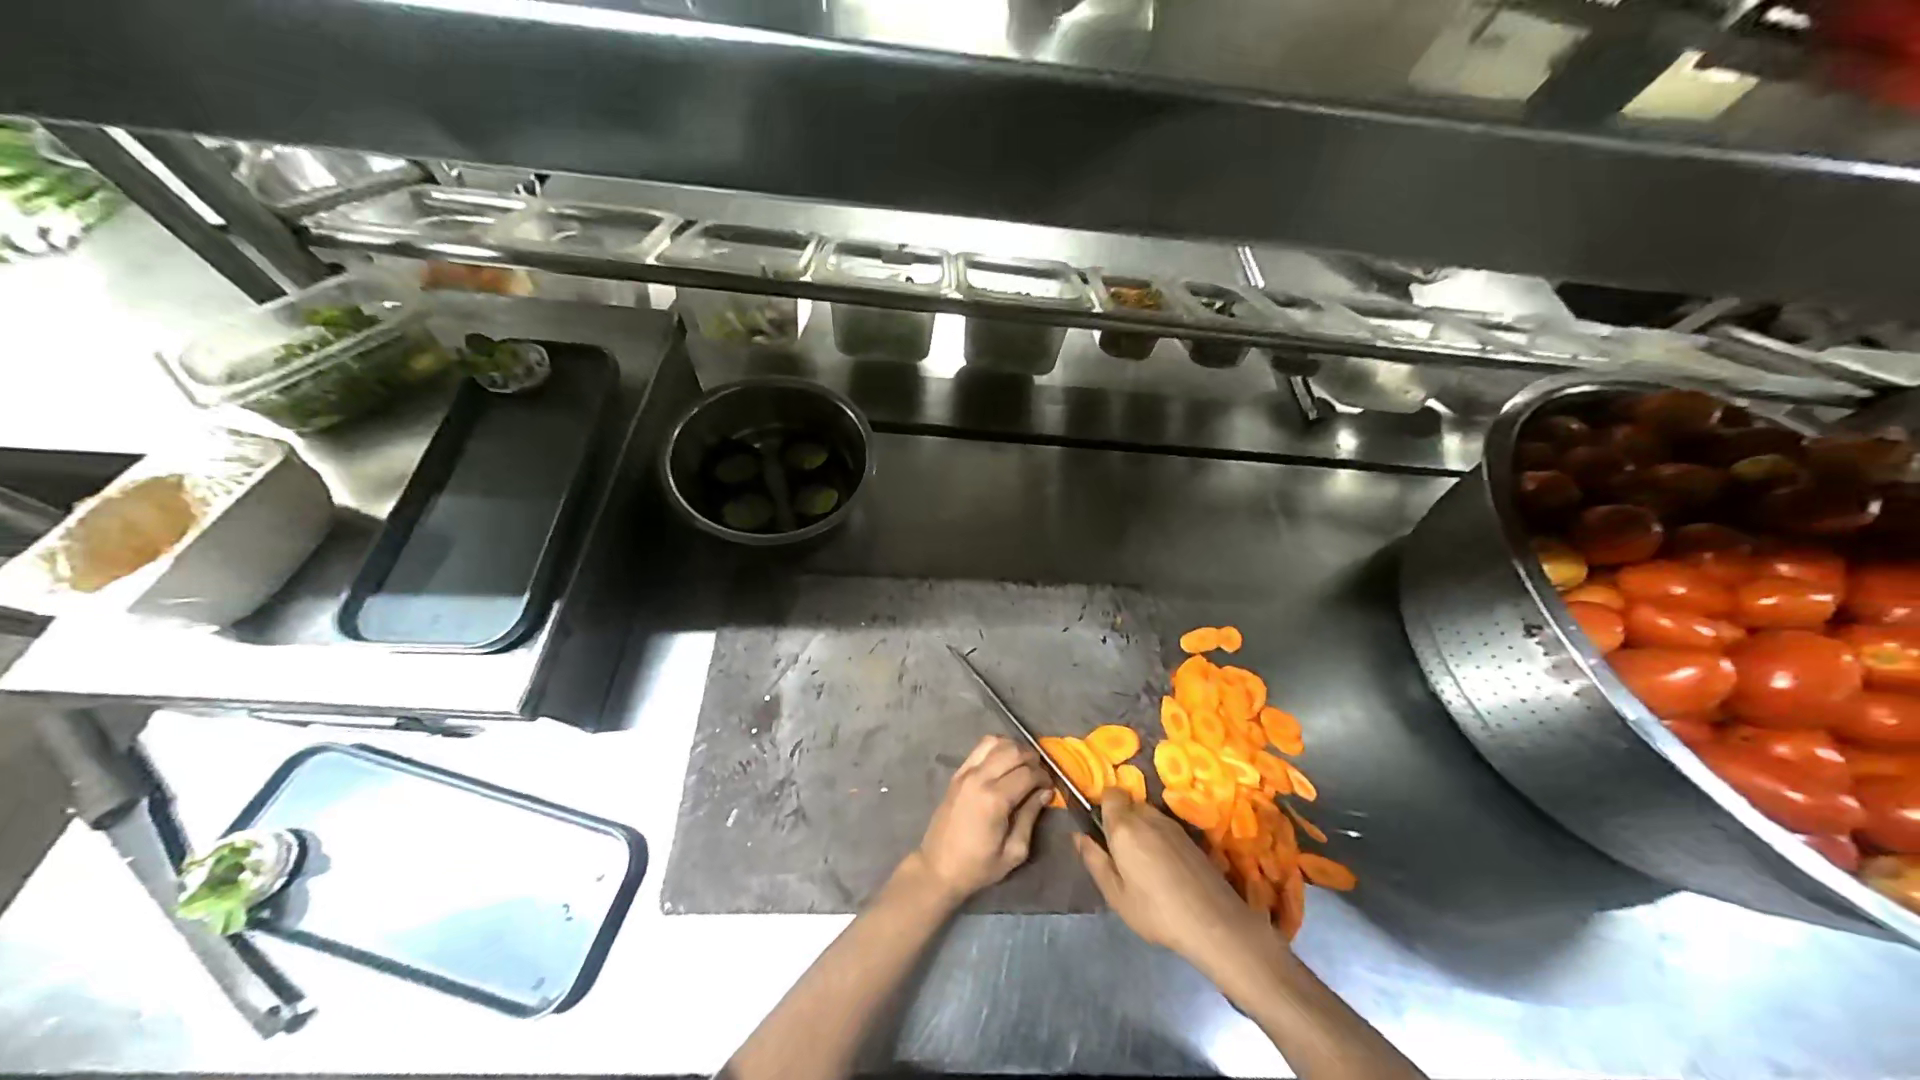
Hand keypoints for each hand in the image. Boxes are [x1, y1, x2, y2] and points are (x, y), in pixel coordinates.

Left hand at [913, 735, 1051, 900]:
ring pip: (996, 742)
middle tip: (1039, 776)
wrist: (938, 867)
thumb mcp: (1014, 851)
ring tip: (1023, 766)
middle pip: (1014, 751)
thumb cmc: (978, 866)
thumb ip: (1030, 817)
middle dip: (1032, 759)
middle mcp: (979, 779)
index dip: (1044, 777)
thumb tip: (1045, 792)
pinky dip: (996, 747)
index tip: (1049, 787)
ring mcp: (966, 773)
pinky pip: (980, 747)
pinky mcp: (957, 773)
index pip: (1028, 773)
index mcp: (995, 800)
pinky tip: (1004, 762)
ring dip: (1015, 749)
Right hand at [1075, 787, 1280, 976]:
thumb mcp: (1115, 894)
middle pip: (1130, 804)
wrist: (1213, 923)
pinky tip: (1164, 870)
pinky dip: (1159, 840)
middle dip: (1122, 820)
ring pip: (1149, 816)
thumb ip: (1094, 860)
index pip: (1110, 794)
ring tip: (1143, 865)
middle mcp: (1149, 817)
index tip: (1101, 831)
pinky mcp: (1191, 838)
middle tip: (1120, 854)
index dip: (1104, 807)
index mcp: (1124, 826)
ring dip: (1141, 830)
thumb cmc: (1155, 911)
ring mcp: (1173, 826)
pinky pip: (1165, 828)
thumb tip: (1078, 836)